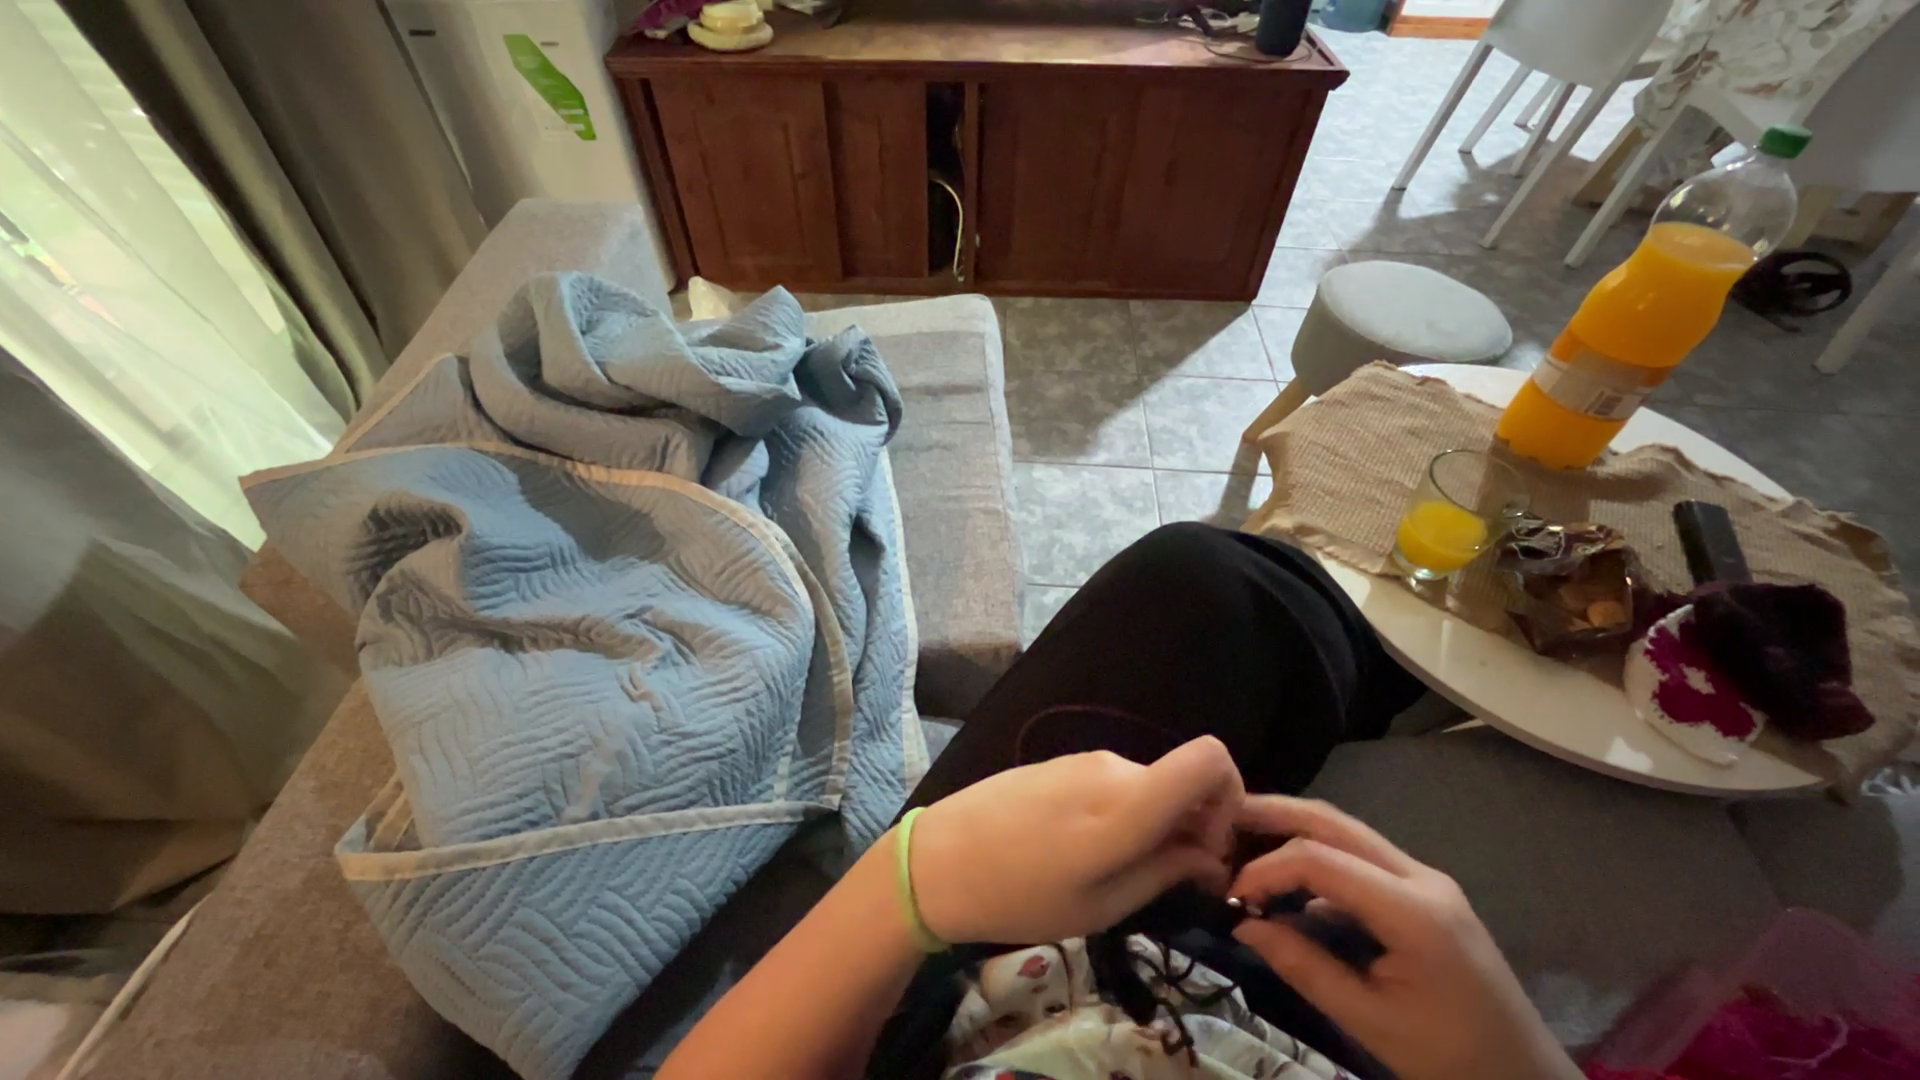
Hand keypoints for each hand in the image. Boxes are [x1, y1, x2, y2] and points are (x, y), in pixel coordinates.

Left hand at [908, 736, 1242, 944]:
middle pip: (1182, 781)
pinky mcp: (1061, 762)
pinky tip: (1083, 848)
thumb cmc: (1019, 896)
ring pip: (1148, 784)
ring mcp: (1084, 760)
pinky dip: (1123, 812)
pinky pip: (1115, 782)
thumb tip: (1210, 857)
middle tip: (1166, 877)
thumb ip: (1165, 872)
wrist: (938, 860)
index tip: (1208, 844)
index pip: (1209, 757)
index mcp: (1127, 805)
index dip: (1230, 794)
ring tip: (1114, 870)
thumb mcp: (1100, 904)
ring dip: (1154, 822)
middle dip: (1192, 824)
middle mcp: (1113, 768)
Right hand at [1229, 797, 1581, 1079]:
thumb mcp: (1371, 1023)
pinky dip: (1320, 858)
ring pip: (1349, 833)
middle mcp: (1422, 878)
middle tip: (1225, 814)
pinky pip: (1362, 859)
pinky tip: (1290, 882)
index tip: (1231, 894)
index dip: (1267, 869)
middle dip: (1276, 813)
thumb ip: (1304, 967)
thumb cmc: (1451, 1059)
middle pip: (1336, 823)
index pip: (1321, 861)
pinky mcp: (1425, 894)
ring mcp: (1427, 881)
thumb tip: (1244, 926)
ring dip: (1296, 829)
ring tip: (1246, 834)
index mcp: (1413, 911)